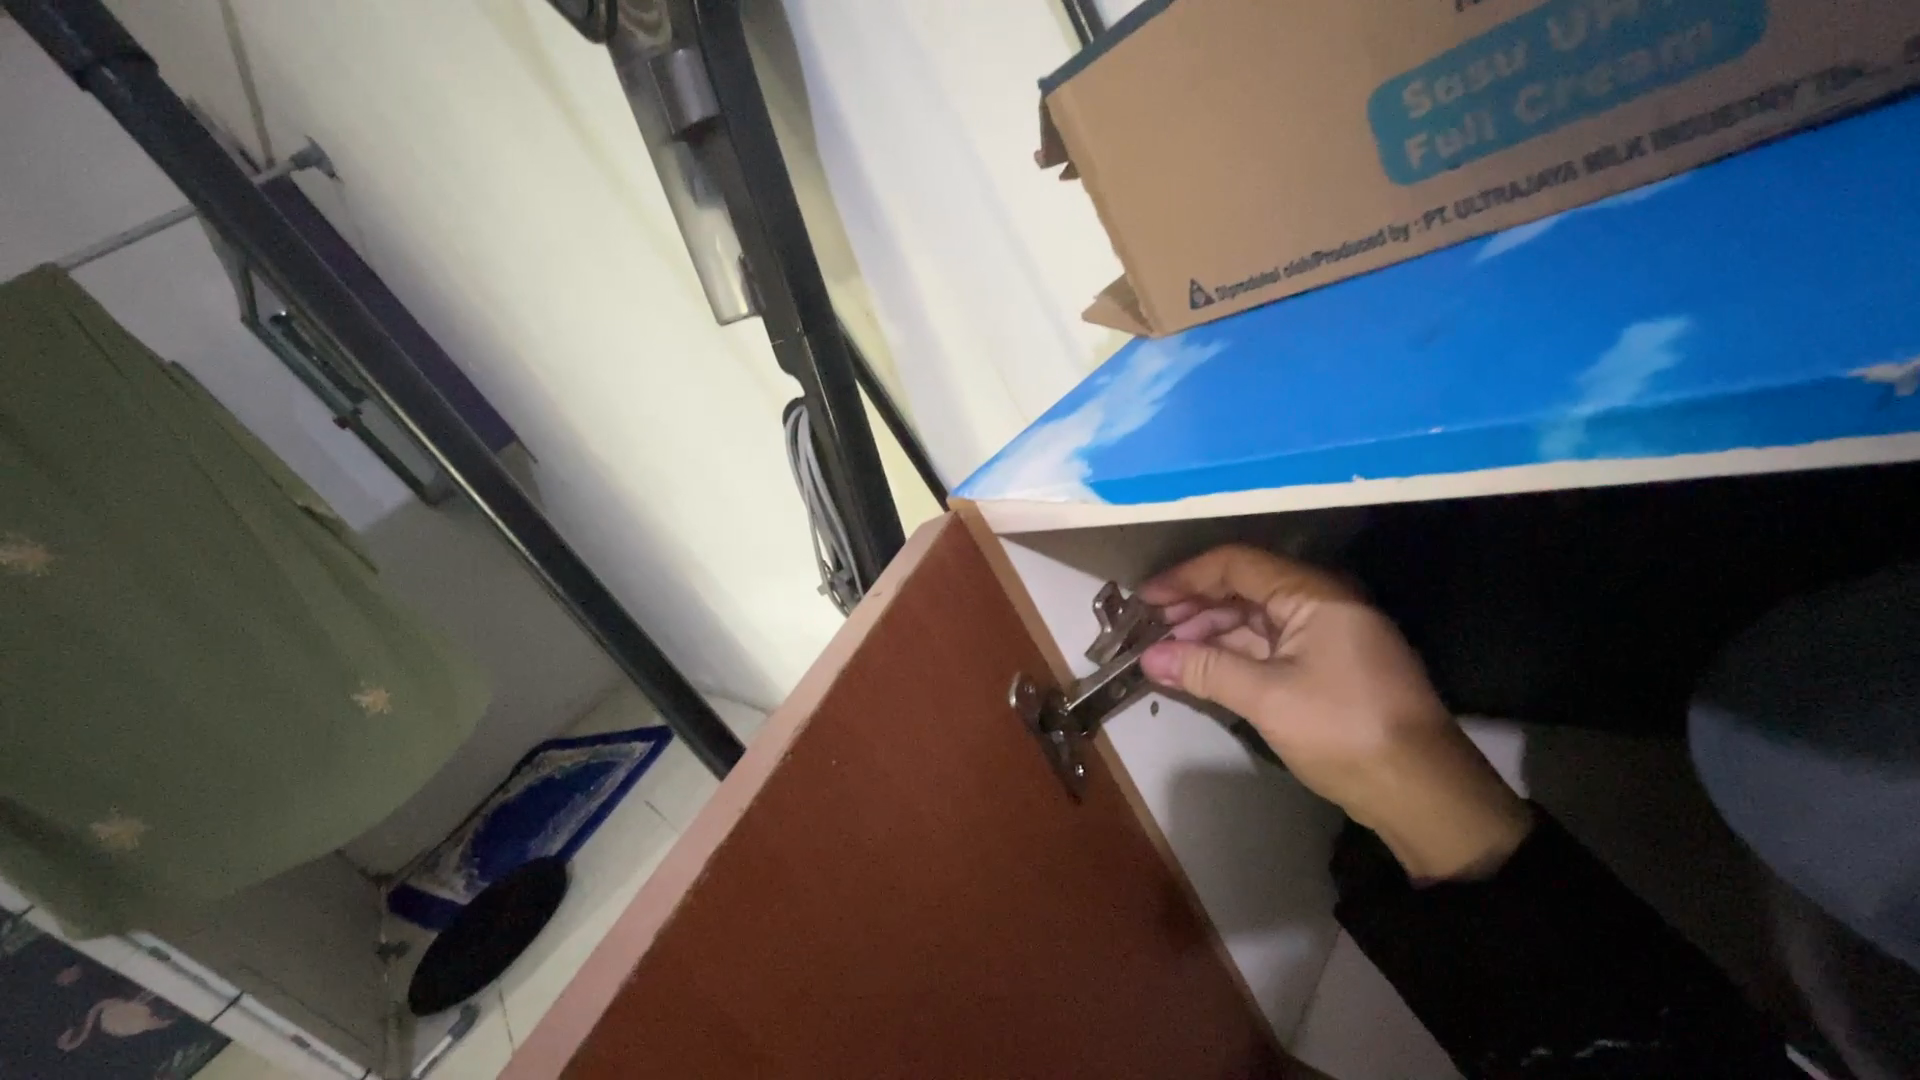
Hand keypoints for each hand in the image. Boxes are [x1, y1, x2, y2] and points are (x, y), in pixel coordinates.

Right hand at [1137, 545, 1532, 881]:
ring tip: (1166, 652)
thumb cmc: (1344, 730)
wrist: (1422, 790)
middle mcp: (1320, 603)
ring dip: (1209, 632)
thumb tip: (1149, 658)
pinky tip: (1201, 668)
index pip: (1237, 565)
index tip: (1144, 600)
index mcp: (1313, 594)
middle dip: (1193, 606)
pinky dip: (1232, 654)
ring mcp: (1325, 635)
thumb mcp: (1267, 698)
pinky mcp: (1326, 666)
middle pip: (1244, 589)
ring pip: (1254, 619)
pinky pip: (1268, 646)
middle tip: (1149, 629)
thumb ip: (1205, 670)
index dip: (1185, 578)